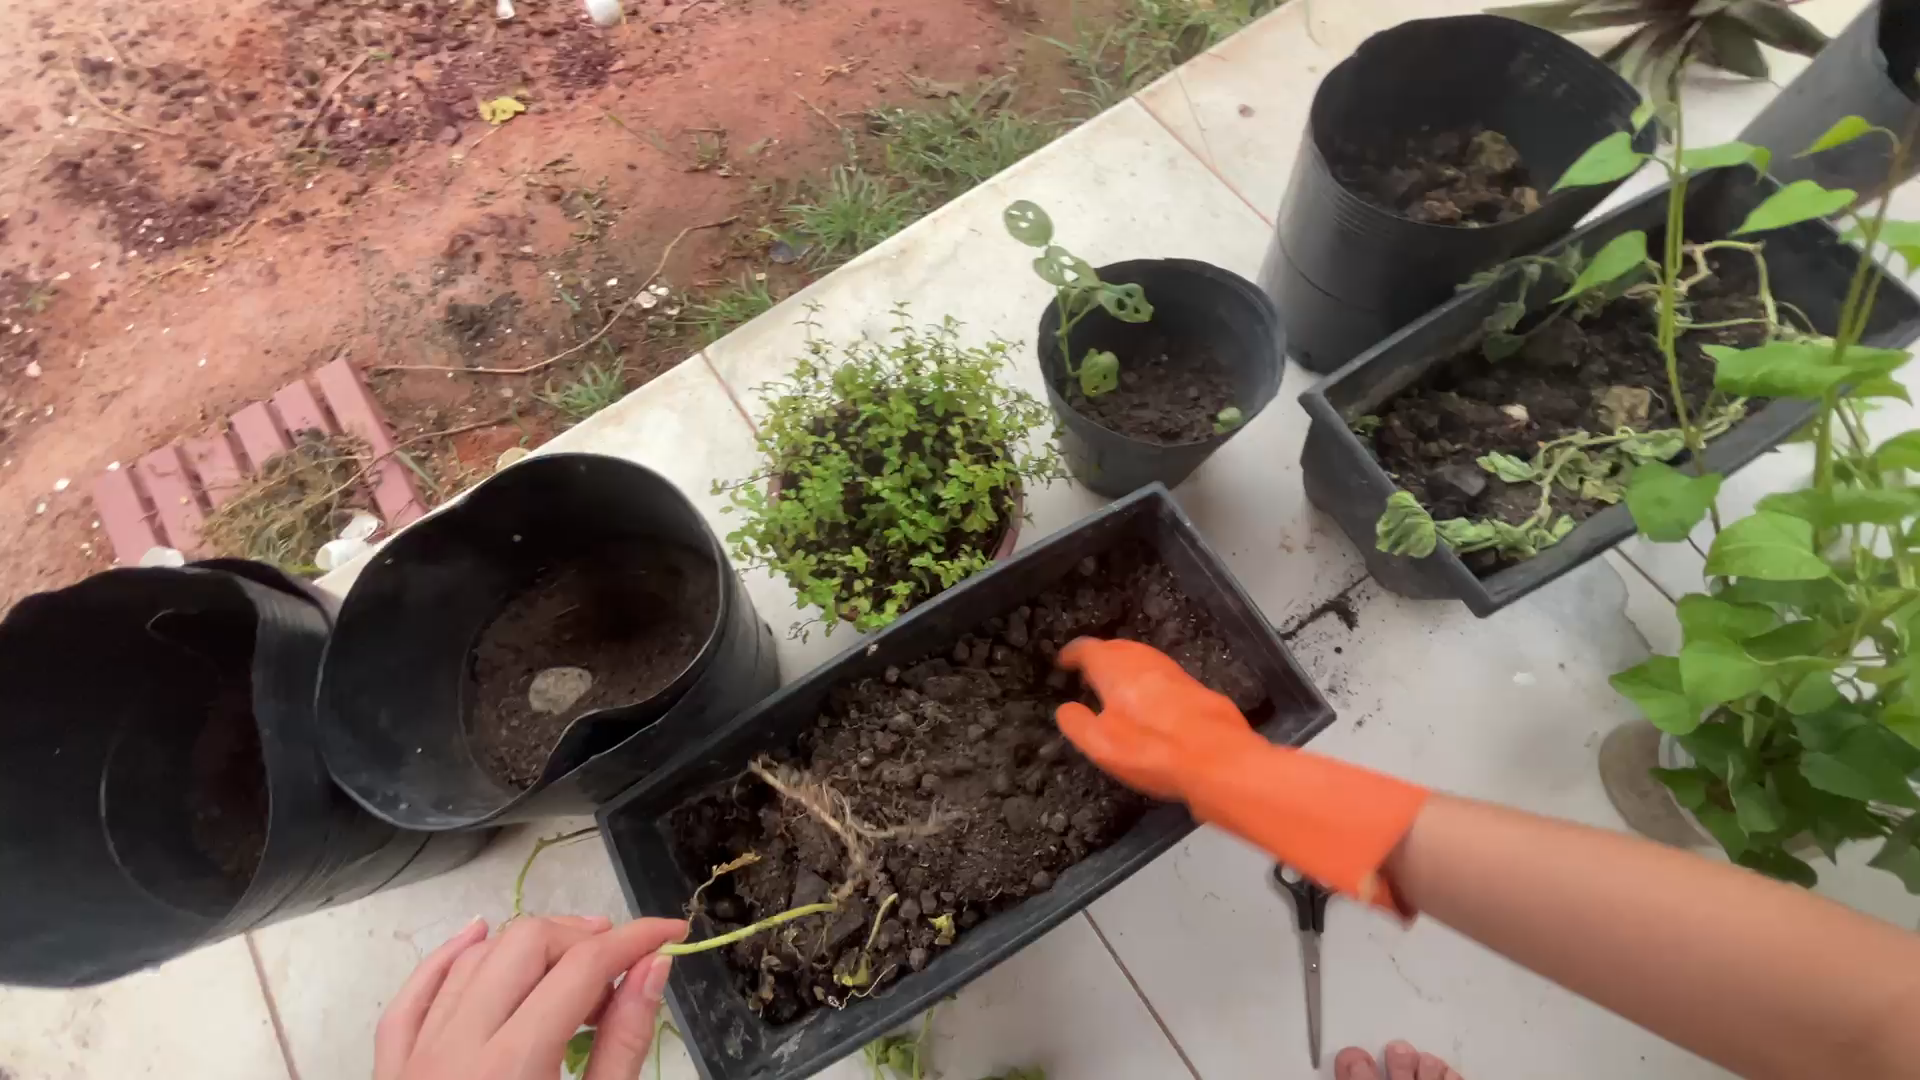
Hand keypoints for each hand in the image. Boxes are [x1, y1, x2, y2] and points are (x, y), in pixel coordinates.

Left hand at [375, 915, 687, 1079]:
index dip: (636, 936)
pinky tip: (477, 936)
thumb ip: (624, 1042)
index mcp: (508, 1071)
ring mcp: (410, 1064)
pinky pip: (411, 998)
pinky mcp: (387, 1078)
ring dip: (533, 944)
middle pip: (528, 943)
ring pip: (475, 958)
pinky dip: (448, 959)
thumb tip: (654, 966)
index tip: (672, 930)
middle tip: (621, 971)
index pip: (584, 966)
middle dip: (586, 938)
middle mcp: (452, 1053)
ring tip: (575, 966)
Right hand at [1053, 637, 1262, 800]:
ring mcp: (1174, 672)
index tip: (1064, 661)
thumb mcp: (1099, 744)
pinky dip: (1147, 680)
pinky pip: (1162, 675)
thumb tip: (1066, 709)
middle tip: (1088, 670)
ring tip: (1115, 683)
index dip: (1072, 654)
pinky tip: (1149, 700)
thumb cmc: (1151, 749)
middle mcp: (1144, 660)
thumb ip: (1076, 723)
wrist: (1220, 760)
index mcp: (1115, 668)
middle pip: (1117, 647)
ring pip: (1142, 659)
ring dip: (1125, 665)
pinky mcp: (1196, 688)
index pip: (1087, 648)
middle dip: (1100, 655)